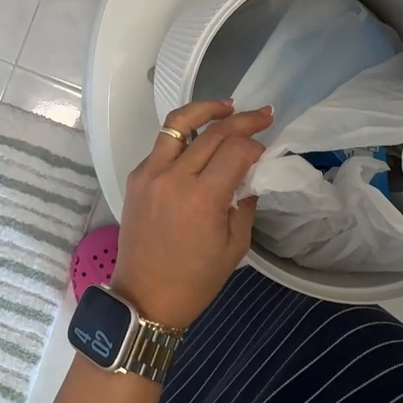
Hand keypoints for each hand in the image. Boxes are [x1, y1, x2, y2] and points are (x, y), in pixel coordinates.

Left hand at [111, 100, 272, 328]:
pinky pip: (162, 144)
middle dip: (241, 120)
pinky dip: (182, 135)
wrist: (145, 295)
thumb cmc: (195, 279)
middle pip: (212, 132)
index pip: (235, 150)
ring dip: (205, 110)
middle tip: (262, 114)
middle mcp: (174, 177)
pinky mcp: (136, 175)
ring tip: (227, 106)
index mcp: (202, 198)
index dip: (254, 143)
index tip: (265, 147)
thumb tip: (249, 175)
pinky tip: (199, 138)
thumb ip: (244, 204)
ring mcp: (150, 172)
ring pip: (178, 123)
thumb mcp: (234, 247)